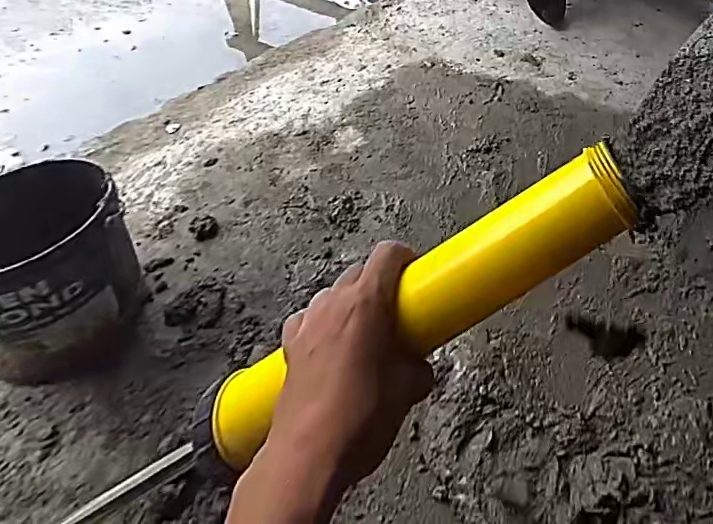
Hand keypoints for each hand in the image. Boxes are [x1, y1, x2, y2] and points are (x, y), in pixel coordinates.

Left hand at [229, 241, 434, 523]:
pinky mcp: (291, 348)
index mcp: (366, 302)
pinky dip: (322, 324)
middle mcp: (334, 304)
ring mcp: (308, 324)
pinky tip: (332, 346)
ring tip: (365, 332)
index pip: (388, 253)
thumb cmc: (354, 422)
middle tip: (396, 311)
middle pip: (360, 271)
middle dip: (380, 283)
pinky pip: (308, 319)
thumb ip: (418, 368)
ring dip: (350, 303)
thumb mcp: (406, 391)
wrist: (306, 459)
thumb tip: (421, 370)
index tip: (415, 273)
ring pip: (333, 293)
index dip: (405, 258)